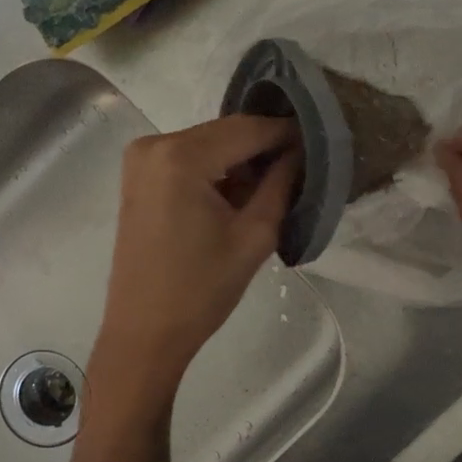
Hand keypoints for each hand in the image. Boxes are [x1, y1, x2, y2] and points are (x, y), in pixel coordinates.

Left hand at [97, 115, 299, 390]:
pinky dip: (218, 168)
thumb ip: (281, 184)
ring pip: (209, 143)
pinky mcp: (140, 176)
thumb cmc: (201, 289)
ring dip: (242, 158)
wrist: (145, 331)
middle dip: (264, 145)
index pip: (248, 129)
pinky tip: (242, 190)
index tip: (322, 141)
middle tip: (304, 163)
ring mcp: (142, 158)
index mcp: (182, 156)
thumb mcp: (255, 236)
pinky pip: (189, 158)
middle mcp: (156, 144)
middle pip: (226, 131)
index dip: (287, 133)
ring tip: (278, 180)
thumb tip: (301, 153)